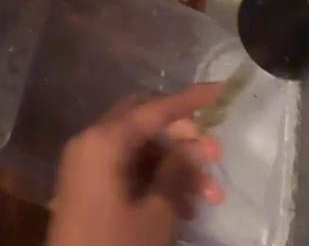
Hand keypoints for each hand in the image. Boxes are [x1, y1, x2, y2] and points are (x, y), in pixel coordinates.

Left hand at [45, 84, 225, 245]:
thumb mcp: (155, 215)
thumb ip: (177, 173)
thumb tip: (195, 145)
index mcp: (103, 140)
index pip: (154, 108)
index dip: (190, 100)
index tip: (221, 92)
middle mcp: (91, 142)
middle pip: (145, 123)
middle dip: (183, 138)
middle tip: (216, 158)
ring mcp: (87, 165)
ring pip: (139, 150)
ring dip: (174, 166)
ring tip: (210, 196)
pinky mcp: (89, 188)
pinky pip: (128, 170)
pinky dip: (156, 181)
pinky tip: (186, 208)